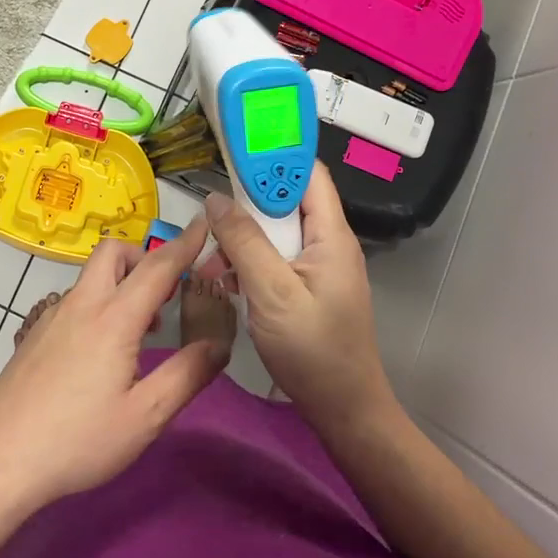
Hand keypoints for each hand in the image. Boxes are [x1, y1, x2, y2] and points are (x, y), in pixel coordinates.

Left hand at [0, 219, 226, 514]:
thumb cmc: (78, 439)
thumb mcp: (145, 417)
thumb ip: (187, 374)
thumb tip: (220, 342)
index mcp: (113, 318)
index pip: (157, 267)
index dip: (185, 244)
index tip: (204, 223)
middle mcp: (81, 304)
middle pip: (114, 253)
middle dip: (145, 257)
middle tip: (168, 292)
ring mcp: (52, 316)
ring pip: (92, 276)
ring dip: (122, 282)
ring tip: (145, 329)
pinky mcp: (36, 334)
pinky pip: (75, 300)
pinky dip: (100, 304)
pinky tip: (103, 352)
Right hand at [204, 162, 388, 419]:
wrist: (345, 412)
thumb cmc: (314, 352)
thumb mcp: (272, 294)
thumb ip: (244, 242)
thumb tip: (215, 198)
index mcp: (330, 236)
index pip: (306, 173)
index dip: (273, 154)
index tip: (234, 145)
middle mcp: (327, 243)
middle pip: (285, 200)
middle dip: (246, 204)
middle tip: (212, 213)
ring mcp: (318, 267)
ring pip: (275, 231)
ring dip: (242, 238)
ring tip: (212, 260)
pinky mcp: (307, 288)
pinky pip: (274, 258)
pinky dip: (248, 262)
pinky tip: (224, 280)